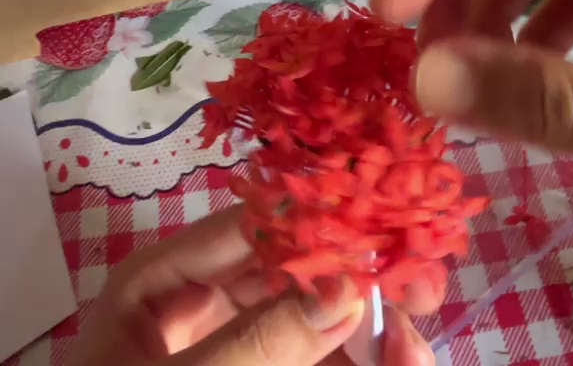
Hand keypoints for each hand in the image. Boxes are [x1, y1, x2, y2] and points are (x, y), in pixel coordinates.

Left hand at [71, 206, 441, 365]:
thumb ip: (260, 341)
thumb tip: (346, 289)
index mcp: (161, 278)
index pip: (250, 224)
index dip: (315, 220)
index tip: (378, 229)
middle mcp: (198, 300)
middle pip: (287, 270)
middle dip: (349, 281)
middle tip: (411, 294)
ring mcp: (227, 342)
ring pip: (307, 316)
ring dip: (361, 328)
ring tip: (410, 344)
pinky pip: (305, 353)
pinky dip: (347, 357)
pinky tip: (390, 359)